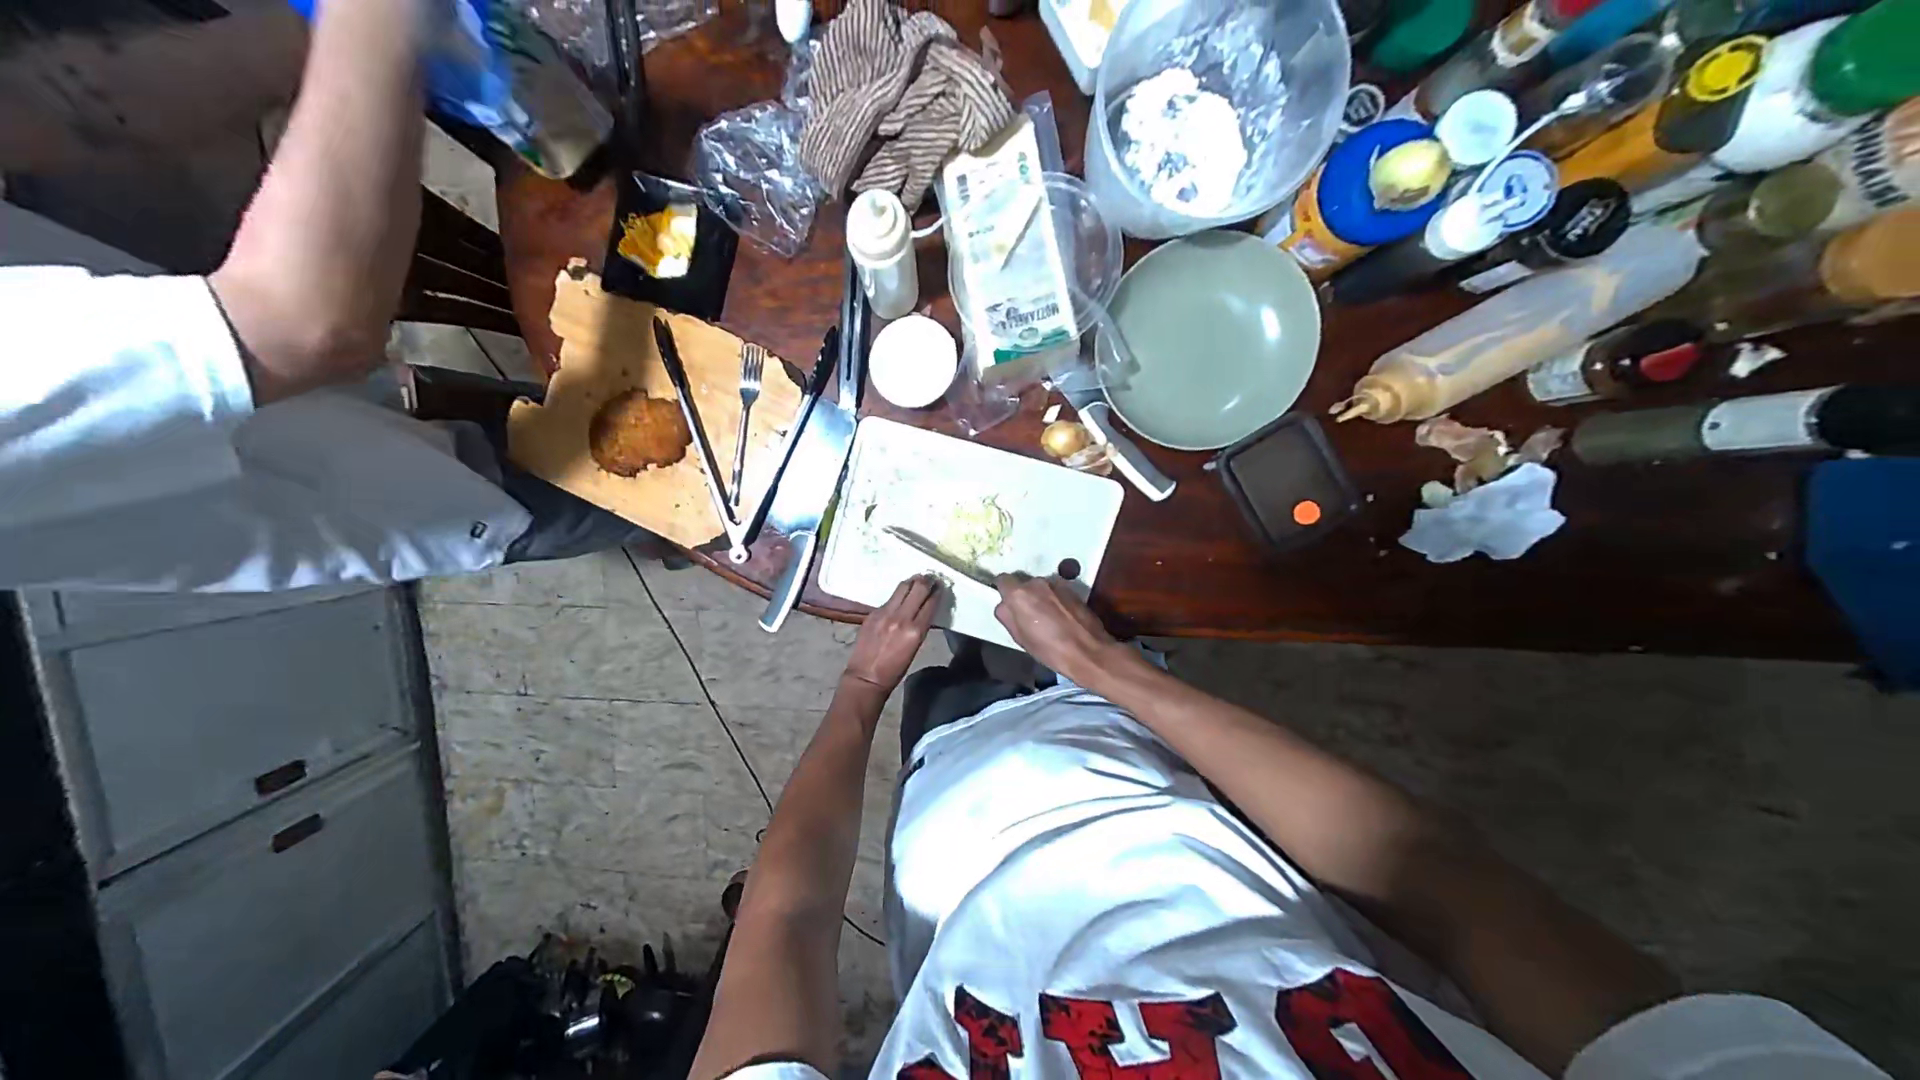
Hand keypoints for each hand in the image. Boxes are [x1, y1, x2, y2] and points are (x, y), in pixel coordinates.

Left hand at [843, 574, 940, 693]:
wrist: (866, 677)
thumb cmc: (895, 669)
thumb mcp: (915, 647)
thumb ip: (920, 625)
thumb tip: (925, 609)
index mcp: (915, 630)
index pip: (931, 602)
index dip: (938, 591)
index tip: (941, 585)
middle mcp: (901, 618)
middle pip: (918, 588)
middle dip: (927, 580)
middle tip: (931, 578)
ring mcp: (884, 613)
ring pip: (902, 587)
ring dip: (913, 582)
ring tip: (918, 580)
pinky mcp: (872, 613)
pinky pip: (889, 598)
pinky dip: (898, 595)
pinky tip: (900, 596)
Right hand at [993, 575, 1124, 685]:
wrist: (1088, 651)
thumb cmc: (1049, 650)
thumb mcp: (1020, 638)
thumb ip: (1007, 616)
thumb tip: (1005, 605)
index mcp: (1018, 595)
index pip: (1002, 580)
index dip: (1004, 591)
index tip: (1009, 604)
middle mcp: (1036, 583)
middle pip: (1023, 583)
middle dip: (1024, 596)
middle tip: (1028, 616)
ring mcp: (1056, 584)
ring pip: (1040, 587)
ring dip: (1040, 597)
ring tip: (1047, 618)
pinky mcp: (1072, 588)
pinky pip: (1055, 591)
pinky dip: (1054, 599)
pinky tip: (1061, 617)